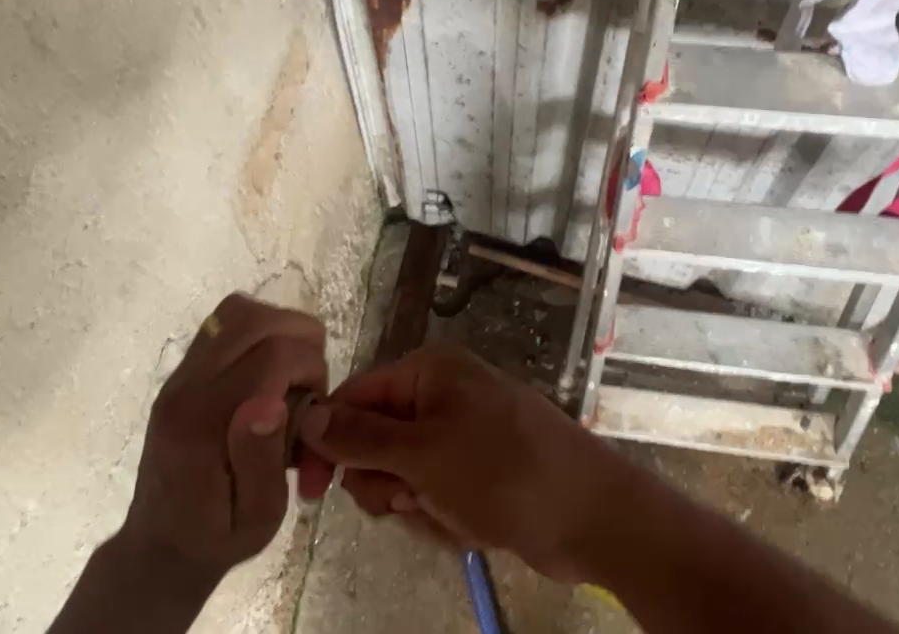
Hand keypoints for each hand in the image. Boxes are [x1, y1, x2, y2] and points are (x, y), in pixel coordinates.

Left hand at [123, 293, 328, 582]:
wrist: (162, 542)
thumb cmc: (218, 534)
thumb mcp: (256, 519)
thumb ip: (263, 461)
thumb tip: (271, 402)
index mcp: (203, 426)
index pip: (271, 355)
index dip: (309, 368)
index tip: (316, 404)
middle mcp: (185, 388)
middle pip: (253, 318)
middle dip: (299, 339)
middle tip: (308, 384)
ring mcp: (180, 375)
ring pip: (237, 311)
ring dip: (279, 329)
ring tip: (291, 372)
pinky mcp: (183, 371)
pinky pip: (225, 323)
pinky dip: (260, 331)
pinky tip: (270, 369)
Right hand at [297, 343, 626, 579]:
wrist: (591, 516)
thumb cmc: (503, 472)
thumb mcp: (423, 453)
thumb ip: (360, 436)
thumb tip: (307, 416)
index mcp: (429, 372)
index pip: (353, 398)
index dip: (328, 442)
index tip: (310, 492)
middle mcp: (442, 395)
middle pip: (374, 442)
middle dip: (386, 482)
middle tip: (410, 497)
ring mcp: (461, 434)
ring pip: (401, 477)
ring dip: (416, 506)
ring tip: (451, 513)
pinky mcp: (476, 472)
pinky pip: (432, 496)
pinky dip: (442, 517)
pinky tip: (471, 525)